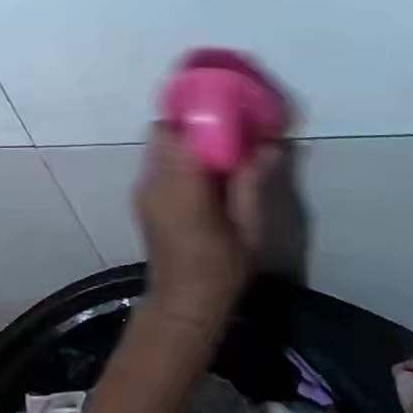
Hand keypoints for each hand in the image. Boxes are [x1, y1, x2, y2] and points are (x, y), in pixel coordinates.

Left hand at [133, 124, 277, 325]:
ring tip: (218, 144)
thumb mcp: (248, 230)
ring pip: (158, 141)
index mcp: (181, 187)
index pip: (183, 129)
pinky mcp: (143, 197)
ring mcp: (144, 189)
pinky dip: (179, 152)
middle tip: (227, 124)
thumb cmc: (219, 272)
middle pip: (165, 127)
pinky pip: (158, 159)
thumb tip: (269, 144)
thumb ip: (253, 183)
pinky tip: (204, 169)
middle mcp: (154, 181)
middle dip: (194, 119)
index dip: (206, 111)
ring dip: (186, 135)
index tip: (234, 104)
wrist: (181, 308)